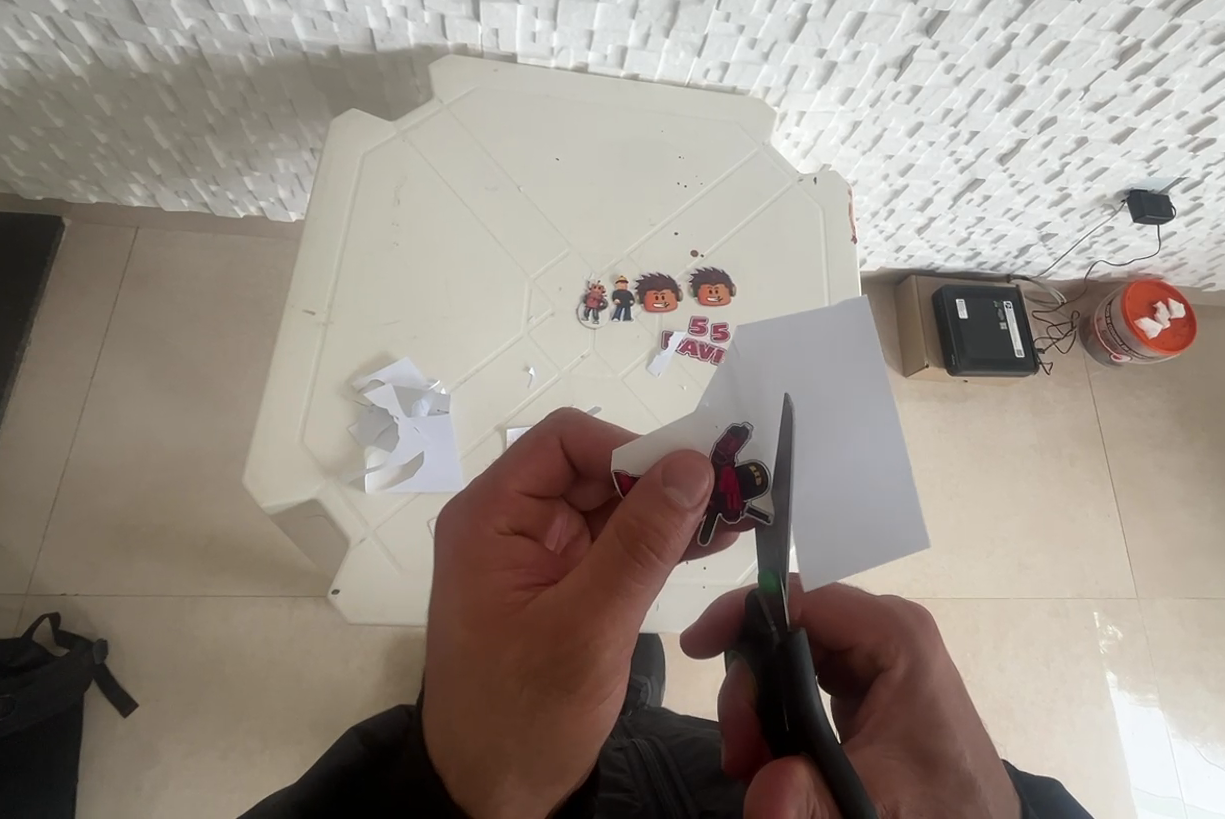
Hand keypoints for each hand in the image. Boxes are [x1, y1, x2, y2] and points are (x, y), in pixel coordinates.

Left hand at [421, 409, 725, 818]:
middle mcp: (516, 519)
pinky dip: (663, 539)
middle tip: (728, 495)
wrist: (491, 796)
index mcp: (493, 515)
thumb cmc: (521, 716)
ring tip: (733, 515)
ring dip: (670, 509)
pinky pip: (620, 540)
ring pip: (615, 502)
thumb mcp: (586, 629)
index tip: (685, 479)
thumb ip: (641, 544)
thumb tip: (694, 465)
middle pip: (595, 468)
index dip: (627, 449)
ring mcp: (543, 549)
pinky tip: (710, 541)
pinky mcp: (569, 577)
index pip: (564, 442)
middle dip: (661, 479)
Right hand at [681, 579, 1022, 818]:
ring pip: (791, 652)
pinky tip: (769, 752)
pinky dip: (778, 709)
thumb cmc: (946, 807)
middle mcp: (883, 630)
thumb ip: (816, 799)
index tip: (698, 646)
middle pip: (789, 627)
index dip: (744, 612)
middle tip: (737, 747)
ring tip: (749, 759)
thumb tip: (762, 796)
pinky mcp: (868, 681)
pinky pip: (804, 676)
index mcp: (894, 633)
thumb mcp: (879, 803)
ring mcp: (875, 654)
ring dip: (760, 702)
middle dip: (752, 683)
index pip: (802, 597)